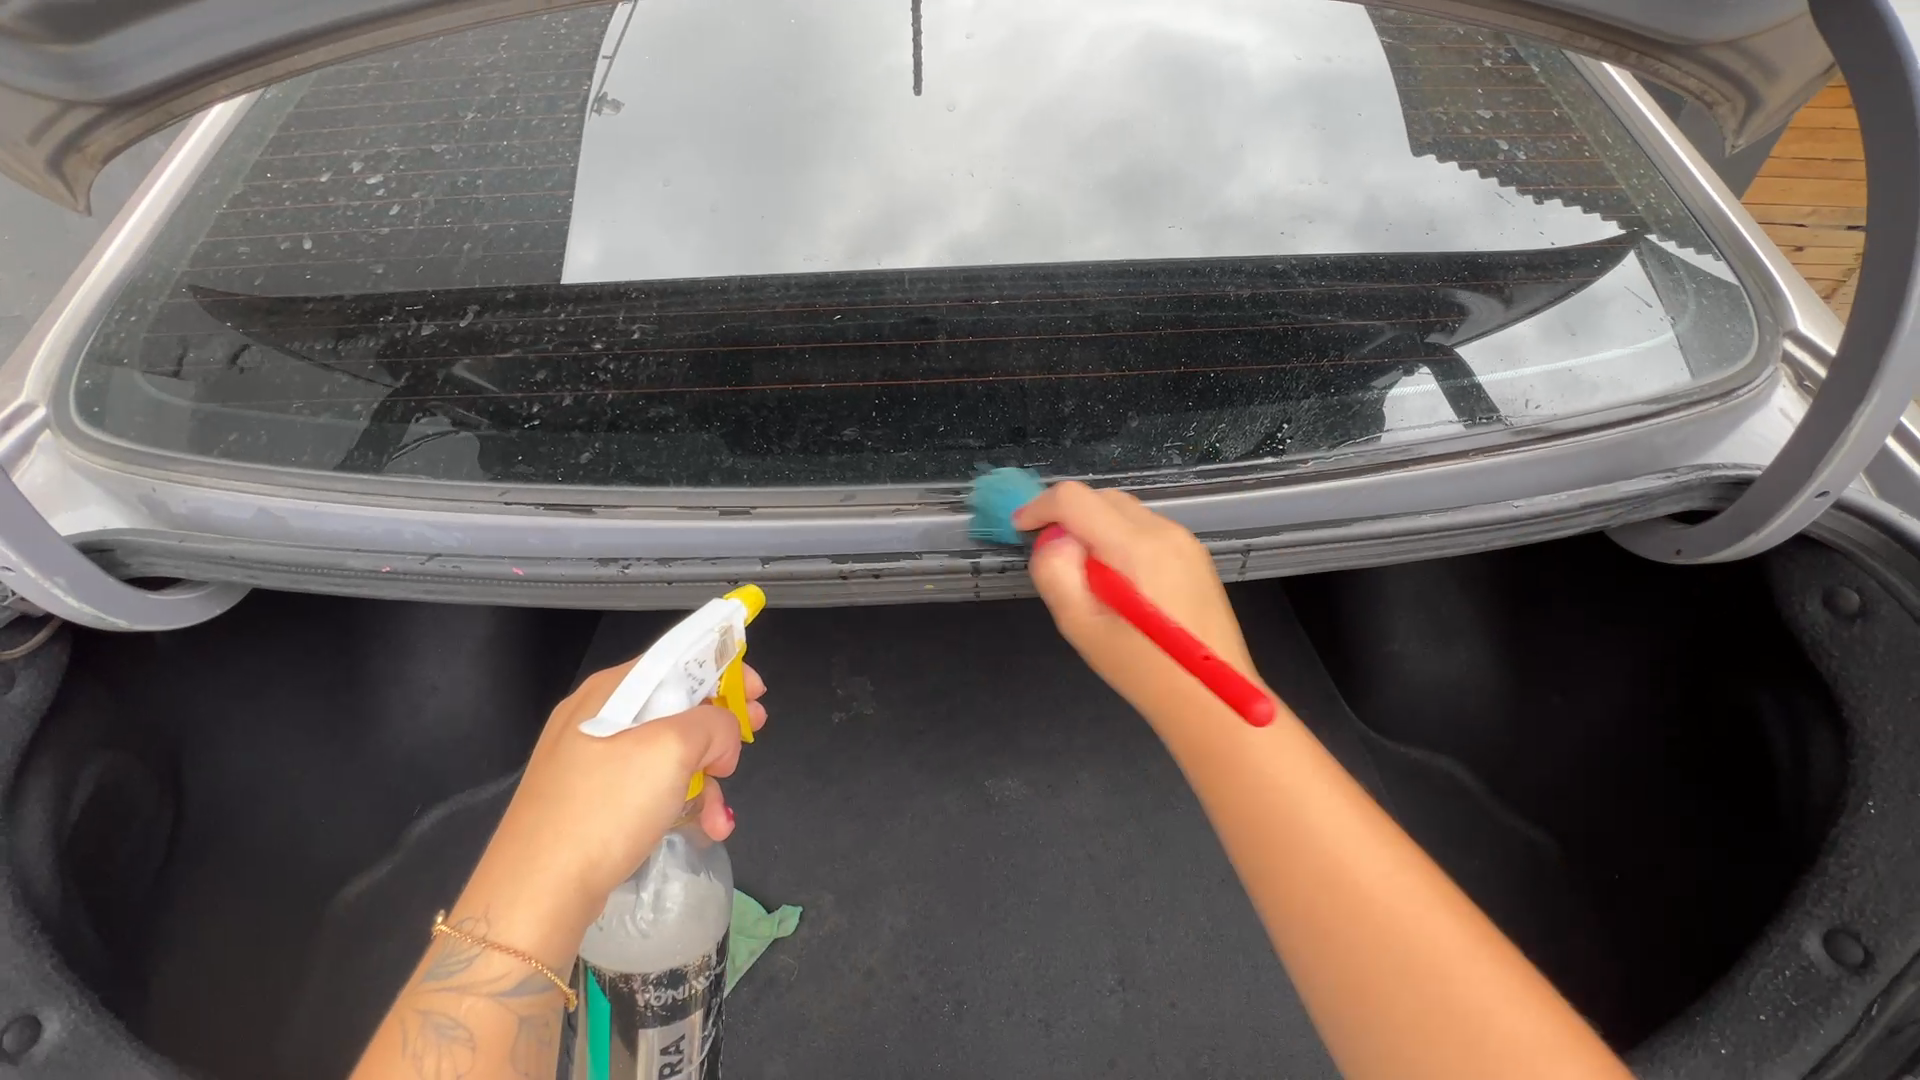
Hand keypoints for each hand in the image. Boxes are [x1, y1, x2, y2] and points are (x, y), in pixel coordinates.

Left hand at [471, 662, 768, 936]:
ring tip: (722, 813)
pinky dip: (681, 800)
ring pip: (668, 751)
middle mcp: (597, 716)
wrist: (536, 895)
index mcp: (611, 691)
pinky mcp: (591, 800)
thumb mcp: (673, 749)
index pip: (677, 659)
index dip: (723, 668)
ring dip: (706, 777)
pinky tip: (703, 827)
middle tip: (753, 736)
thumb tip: (722, 736)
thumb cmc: (605, 809)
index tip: (757, 690)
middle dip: (720, 725)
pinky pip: (650, 785)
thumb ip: (714, 724)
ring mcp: (591, 761)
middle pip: (676, 705)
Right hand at [1014, 482, 1261, 726]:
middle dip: (1067, 516)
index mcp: (1134, 548)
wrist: (1212, 698)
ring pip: (1124, 511)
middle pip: (1101, 498)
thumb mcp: (1081, 627)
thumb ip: (1056, 574)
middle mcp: (1163, 531)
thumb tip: (1055, 540)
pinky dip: (1119, 539)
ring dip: (1093, 527)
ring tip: (1086, 575)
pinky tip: (1118, 582)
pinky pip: (1145, 529)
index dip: (1039, 507)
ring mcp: (1184, 541)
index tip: (1021, 530)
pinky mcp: (1195, 554)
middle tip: (1051, 556)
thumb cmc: (1142, 670)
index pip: (1074, 498)